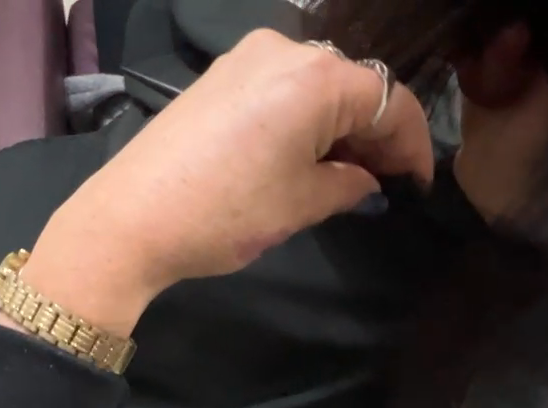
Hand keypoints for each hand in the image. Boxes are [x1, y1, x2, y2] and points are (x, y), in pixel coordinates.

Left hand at [13, 30, 433, 336]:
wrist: (130, 220)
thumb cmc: (225, 214)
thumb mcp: (299, 205)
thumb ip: (348, 186)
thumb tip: (369, 180)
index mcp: (319, 78)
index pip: (390, 103)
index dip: (412, 147)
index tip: (417, 186)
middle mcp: (286, 49)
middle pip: (354, 87)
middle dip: (373, 136)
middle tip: (381, 185)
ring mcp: (247, 59)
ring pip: (316, 88)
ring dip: (336, 130)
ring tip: (339, 179)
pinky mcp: (219, 77)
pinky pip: (280, 92)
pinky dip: (301, 122)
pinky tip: (299, 160)